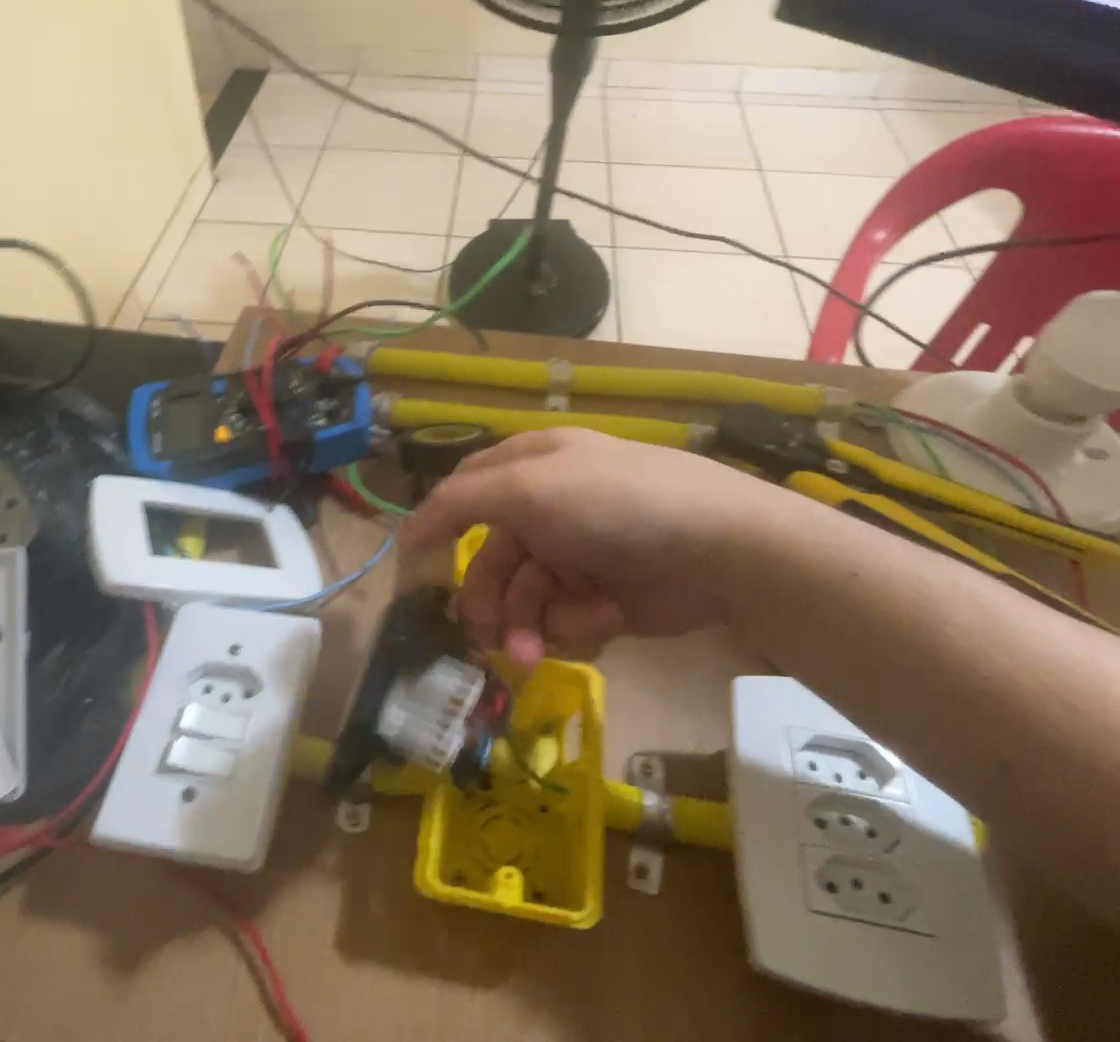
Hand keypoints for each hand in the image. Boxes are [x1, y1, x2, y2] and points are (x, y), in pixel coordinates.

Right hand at [398, 428, 787, 666]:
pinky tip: (605, 617)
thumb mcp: (527, 487)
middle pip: (489, 565)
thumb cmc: (613, 503)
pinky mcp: (603, 599)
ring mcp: (576, 557)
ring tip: (539, 650)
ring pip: (523, 603)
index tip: (418, 579)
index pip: (463, 498)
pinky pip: (563, 622)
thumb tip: (402, 534)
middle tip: (490, 637)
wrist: (717, 548)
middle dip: (490, 604)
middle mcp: (547, 512)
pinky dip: (577, 625)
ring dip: (529, 626)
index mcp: (528, 470)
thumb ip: (457, 505)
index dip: (437, 534)